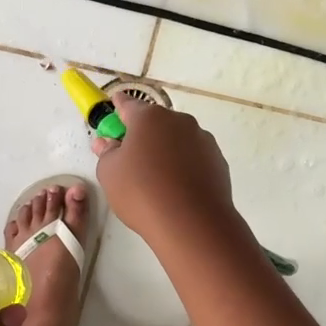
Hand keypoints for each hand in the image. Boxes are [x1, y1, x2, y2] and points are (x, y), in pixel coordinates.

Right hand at [93, 97, 239, 242]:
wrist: (191, 221)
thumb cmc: (141, 192)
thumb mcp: (110, 173)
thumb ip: (107, 152)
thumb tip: (107, 142)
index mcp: (150, 118)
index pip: (129, 104)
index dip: (119, 107)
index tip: (115, 106)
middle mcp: (180, 121)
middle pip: (157, 122)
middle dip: (144, 134)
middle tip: (132, 157)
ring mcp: (203, 139)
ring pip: (178, 139)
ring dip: (167, 150)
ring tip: (158, 179)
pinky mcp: (218, 159)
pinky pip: (195, 157)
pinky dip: (185, 165)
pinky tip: (179, 187)